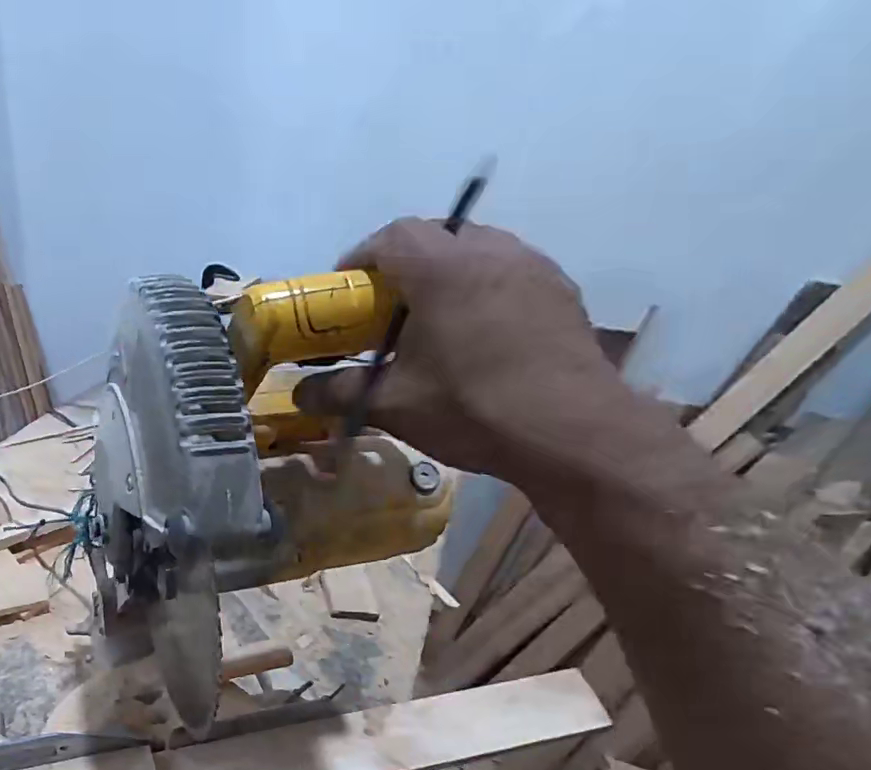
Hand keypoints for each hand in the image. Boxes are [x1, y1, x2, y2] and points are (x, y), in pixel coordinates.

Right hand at [293, 218, 643, 481]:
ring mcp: (533, 267)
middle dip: (406, 268)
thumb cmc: (472, 409)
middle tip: (392, 313)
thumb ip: (342, 392)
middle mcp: (490, 250)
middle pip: (436, 238)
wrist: (570, 431)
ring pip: (479, 253)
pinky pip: (513, 275)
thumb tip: (300, 395)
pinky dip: (488, 293)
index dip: (361, 259)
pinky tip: (486, 339)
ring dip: (450, 277)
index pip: (391, 237)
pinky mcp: (562, 291)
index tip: (348, 293)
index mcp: (442, 267)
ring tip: (440, 325)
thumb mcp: (396, 405)